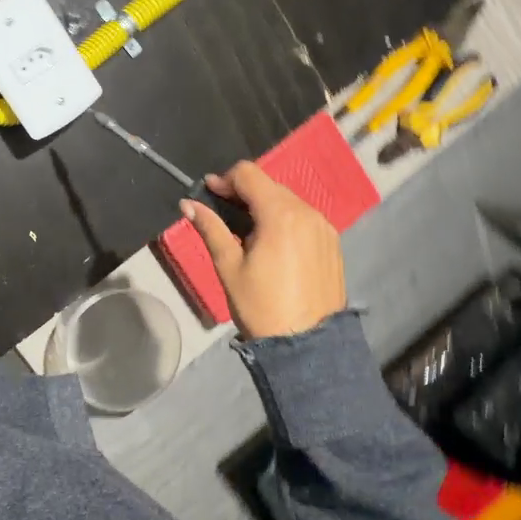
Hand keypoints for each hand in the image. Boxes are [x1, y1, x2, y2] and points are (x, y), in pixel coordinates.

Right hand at [182, 161, 345, 338]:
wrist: (307, 345)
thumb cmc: (261, 305)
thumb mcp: (228, 266)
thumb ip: (210, 228)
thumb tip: (188, 204)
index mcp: (280, 214)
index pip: (249, 174)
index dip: (225, 180)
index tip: (208, 195)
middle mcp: (307, 212)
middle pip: (269, 185)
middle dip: (243, 193)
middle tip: (222, 215)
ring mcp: (324, 227)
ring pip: (288, 201)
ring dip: (263, 206)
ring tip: (246, 233)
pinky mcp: (332, 243)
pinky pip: (303, 218)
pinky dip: (283, 220)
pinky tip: (271, 245)